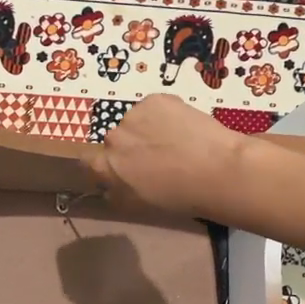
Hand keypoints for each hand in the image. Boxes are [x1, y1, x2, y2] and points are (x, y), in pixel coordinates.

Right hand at [83, 93, 251, 216]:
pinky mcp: (155, 100)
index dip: (104, 162)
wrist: (216, 169)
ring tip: (173, 140)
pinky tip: (183, 126)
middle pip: (116, 139)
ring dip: (147, 128)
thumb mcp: (139, 203)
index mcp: (106, 166)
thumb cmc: (178, 196)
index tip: (121, 167)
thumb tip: (110, 188)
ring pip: (136, 121)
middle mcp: (113, 138)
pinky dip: (164, 114)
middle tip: (155, 156)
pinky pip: (154, 107)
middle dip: (131, 145)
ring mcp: (134, 116)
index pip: (88, 160)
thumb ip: (118, 193)